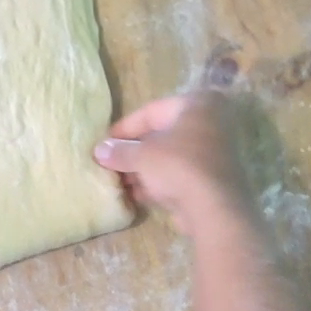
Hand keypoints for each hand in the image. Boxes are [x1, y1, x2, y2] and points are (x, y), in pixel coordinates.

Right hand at [93, 92, 250, 235]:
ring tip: (117, 182)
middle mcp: (207, 122)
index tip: (103, 143)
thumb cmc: (178, 167)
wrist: (212, 206)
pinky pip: (175, 173)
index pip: (151, 111)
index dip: (124, 128)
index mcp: (196, 104)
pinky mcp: (208, 177)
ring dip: (141, 170)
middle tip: (109, 164)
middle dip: (132, 152)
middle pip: (159, 135)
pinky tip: (135, 194)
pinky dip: (155, 182)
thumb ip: (119, 152)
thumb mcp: (142, 156)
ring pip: (167, 157)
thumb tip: (98, 151)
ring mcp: (210, 151)